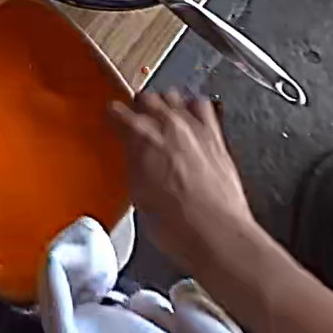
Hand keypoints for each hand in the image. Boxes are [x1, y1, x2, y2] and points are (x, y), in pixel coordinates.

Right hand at [109, 91, 270, 275]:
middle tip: (137, 120)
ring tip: (162, 118)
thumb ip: (132, 163)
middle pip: (145, 97)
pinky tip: (190, 117)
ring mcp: (191, 127)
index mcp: (140, 137)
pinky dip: (192, 107)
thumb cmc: (179, 225)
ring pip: (171, 95)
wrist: (219, 237)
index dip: (114, 116)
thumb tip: (132, 155)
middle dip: (139, 108)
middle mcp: (165, 124)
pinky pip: (201, 105)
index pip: (117, 110)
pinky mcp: (214, 134)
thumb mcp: (138, 195)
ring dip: (164, 105)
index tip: (114, 119)